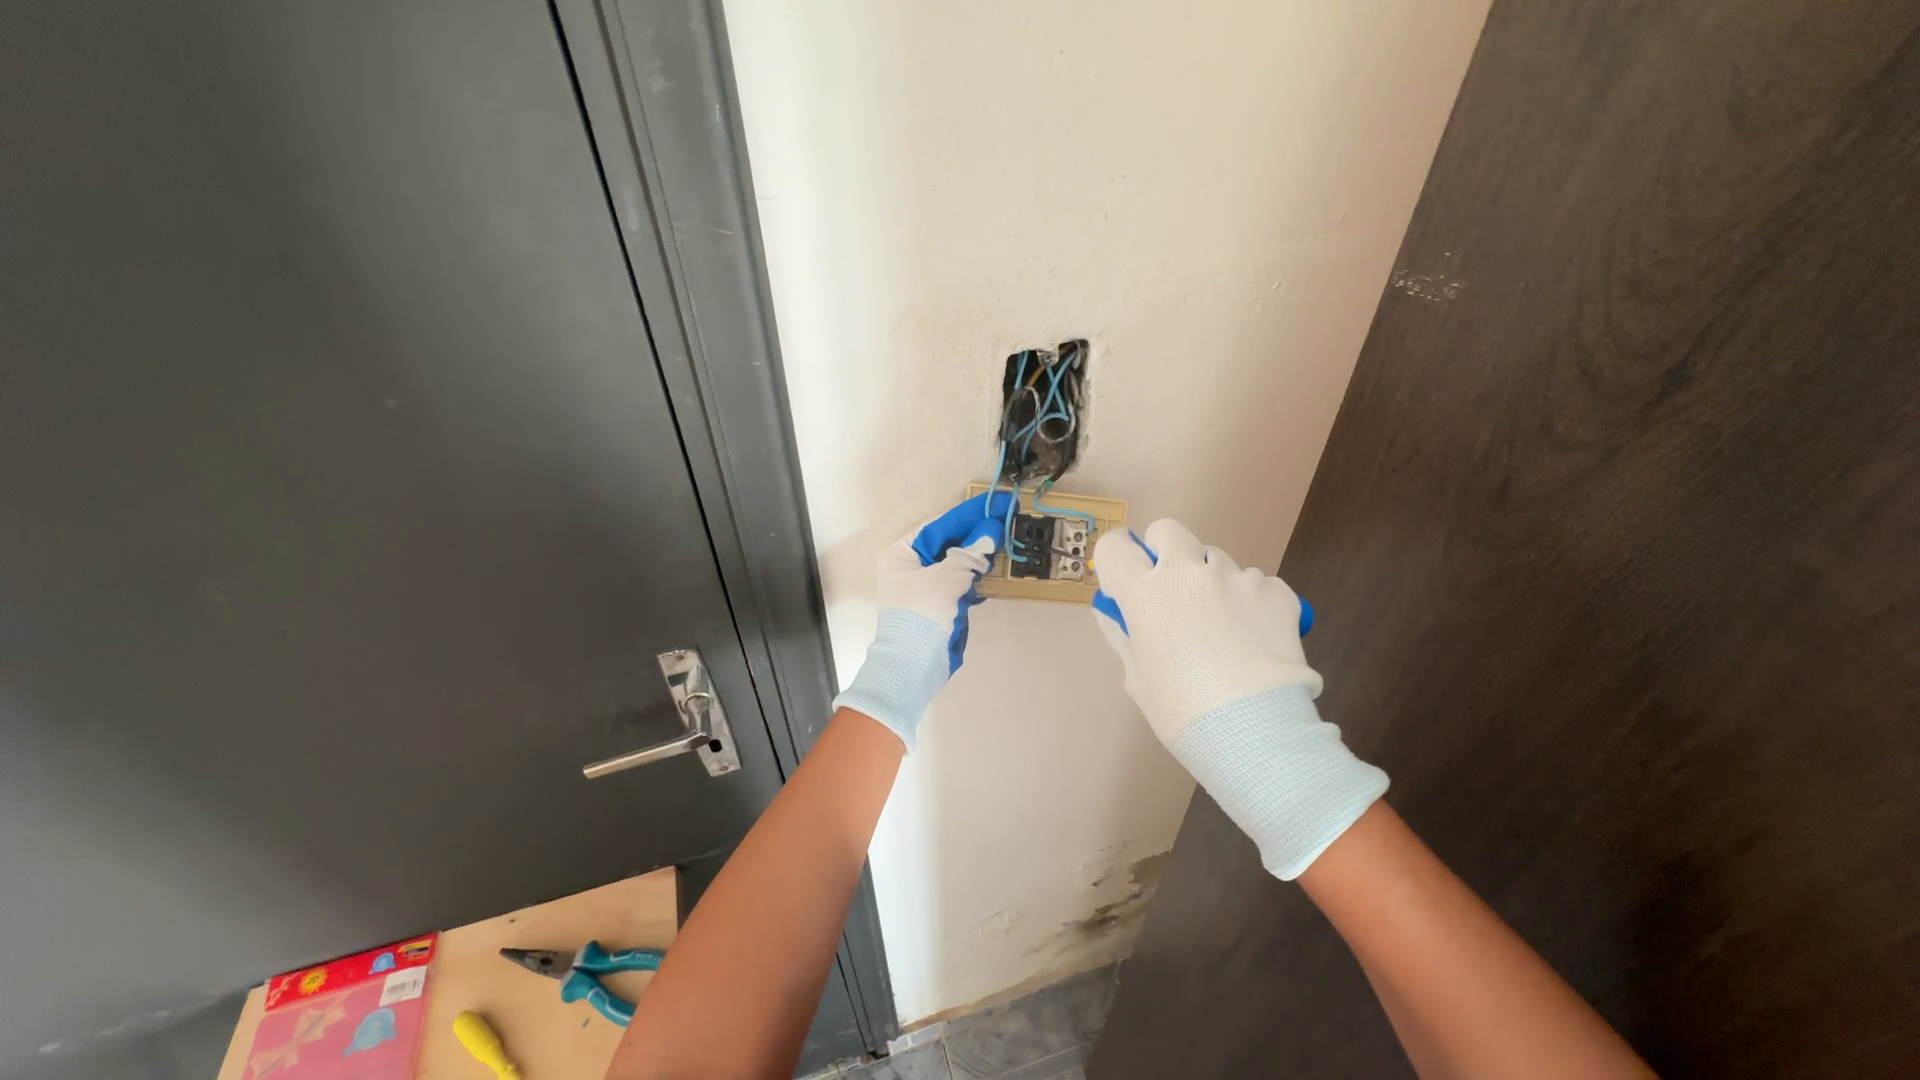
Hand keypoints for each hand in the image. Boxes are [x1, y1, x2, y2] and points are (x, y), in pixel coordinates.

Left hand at [833, 492, 1013, 749]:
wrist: (913, 666)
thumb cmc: (923, 614)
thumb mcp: (948, 578)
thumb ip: (970, 555)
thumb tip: (989, 535)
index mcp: (902, 553)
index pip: (940, 526)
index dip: (968, 515)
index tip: (995, 504)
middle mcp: (908, 567)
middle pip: (947, 544)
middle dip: (973, 537)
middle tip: (1002, 524)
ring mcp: (921, 588)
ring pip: (954, 565)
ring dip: (974, 560)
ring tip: (997, 548)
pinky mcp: (934, 607)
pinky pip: (956, 585)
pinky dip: (970, 581)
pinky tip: (985, 579)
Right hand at [1090, 519, 1386, 878]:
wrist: (1255, 733)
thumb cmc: (1182, 712)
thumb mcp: (1138, 677)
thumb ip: (1124, 635)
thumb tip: (1116, 611)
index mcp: (1146, 593)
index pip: (1115, 546)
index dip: (1118, 560)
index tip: (1125, 581)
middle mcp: (1188, 573)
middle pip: (1168, 531)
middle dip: (1166, 553)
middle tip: (1173, 592)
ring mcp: (1236, 578)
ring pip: (1215, 559)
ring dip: (1211, 581)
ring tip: (1223, 626)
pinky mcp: (1276, 591)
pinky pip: (1255, 582)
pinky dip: (1250, 600)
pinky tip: (1253, 635)